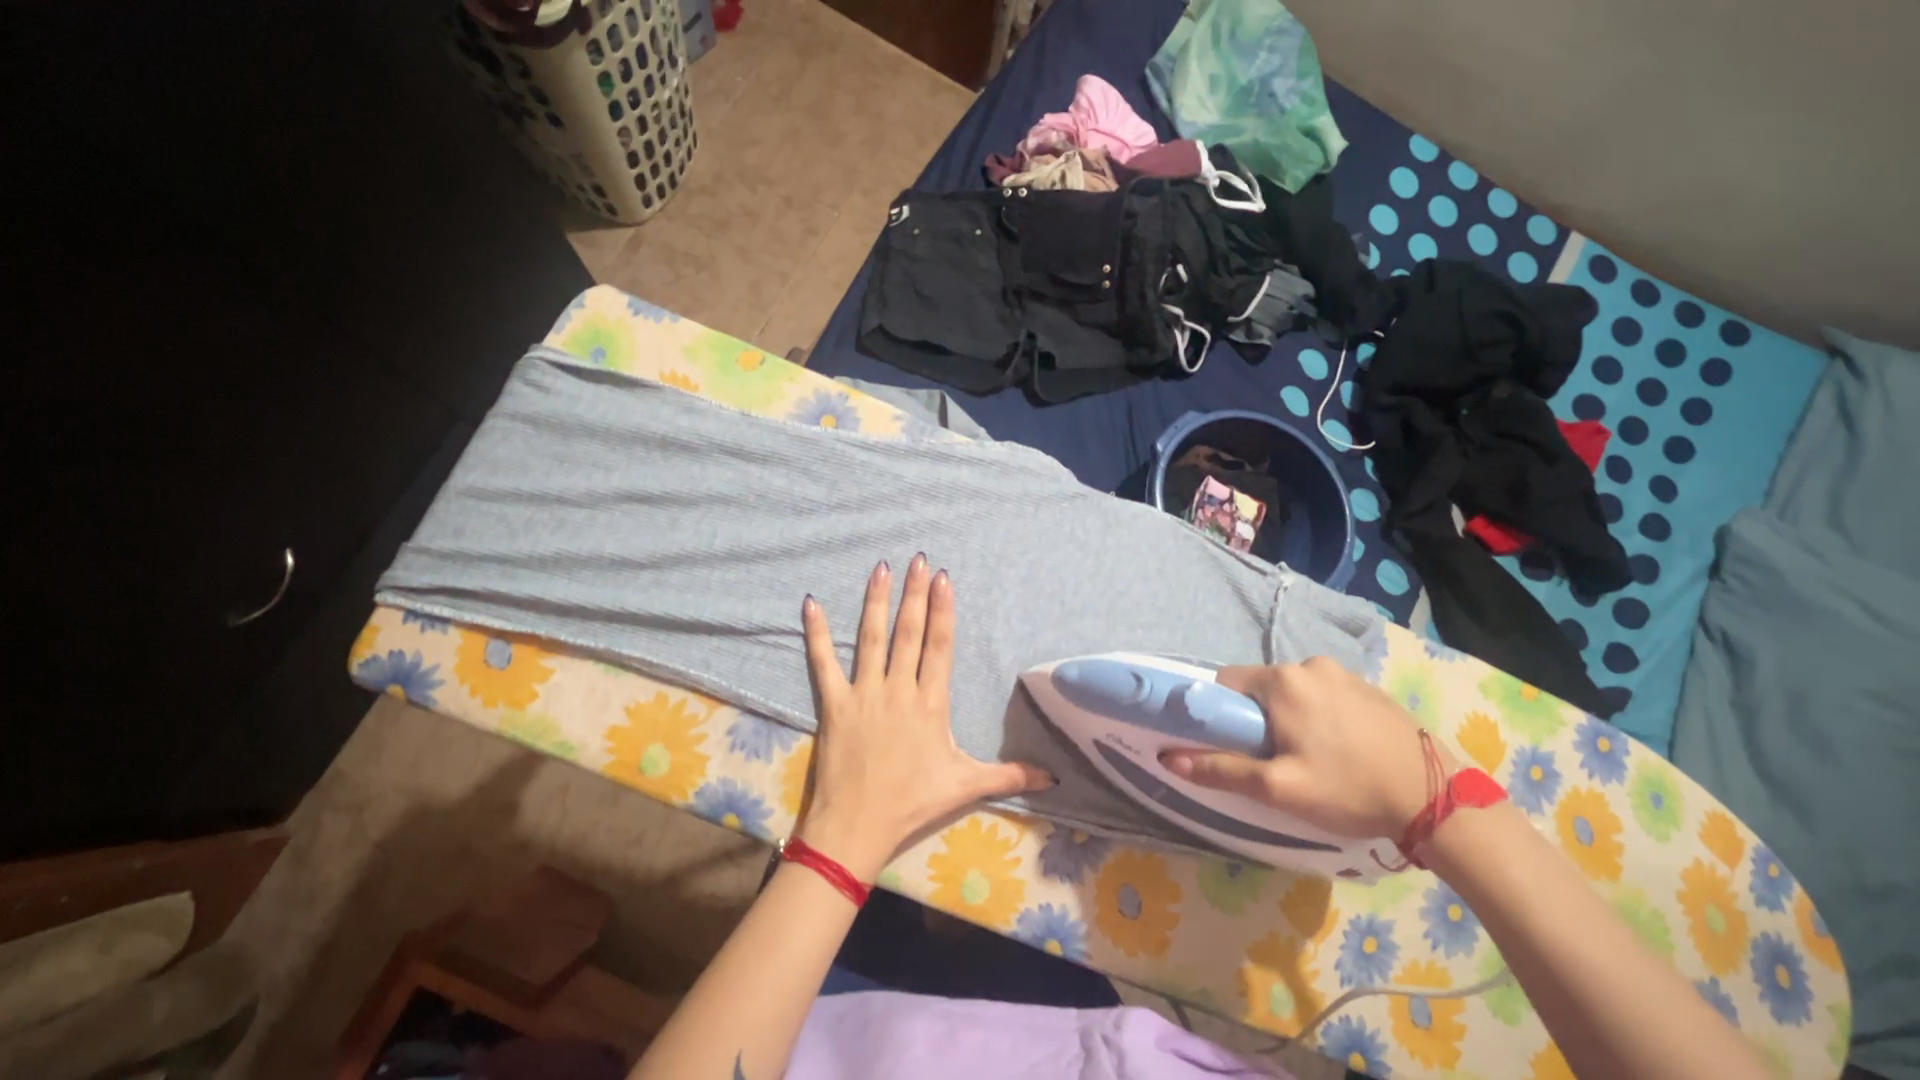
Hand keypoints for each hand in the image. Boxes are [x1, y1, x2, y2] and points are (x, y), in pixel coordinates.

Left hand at [795, 555, 1053, 878]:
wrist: (857, 826)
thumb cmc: (913, 803)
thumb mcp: (966, 786)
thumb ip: (1009, 775)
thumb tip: (1053, 777)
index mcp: (931, 703)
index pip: (939, 646)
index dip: (943, 610)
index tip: (944, 578)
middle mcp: (898, 689)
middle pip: (909, 632)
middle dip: (915, 593)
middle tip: (918, 559)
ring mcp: (864, 694)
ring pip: (871, 638)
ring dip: (876, 601)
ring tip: (880, 568)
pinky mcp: (833, 704)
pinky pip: (823, 663)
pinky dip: (817, 633)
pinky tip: (811, 603)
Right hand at [1159, 657, 1454, 839]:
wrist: (1434, 797)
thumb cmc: (1348, 790)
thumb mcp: (1277, 788)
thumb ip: (1221, 769)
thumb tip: (1169, 757)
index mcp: (1283, 681)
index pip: (1225, 683)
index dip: (1218, 715)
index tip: (1229, 746)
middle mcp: (1310, 664)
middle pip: (1260, 687)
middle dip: (1255, 719)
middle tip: (1270, 761)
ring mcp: (1344, 673)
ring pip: (1293, 692)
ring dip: (1287, 717)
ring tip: (1307, 759)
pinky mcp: (1368, 687)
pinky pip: (1323, 695)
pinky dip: (1317, 716)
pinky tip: (1336, 750)